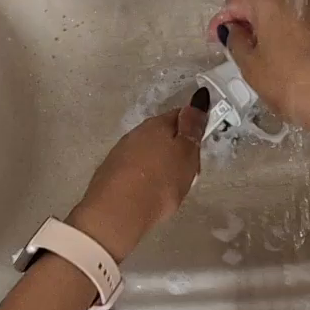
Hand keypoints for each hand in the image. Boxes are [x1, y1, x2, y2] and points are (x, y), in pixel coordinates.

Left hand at [66, 97, 209, 260]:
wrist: (117, 212)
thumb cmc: (160, 182)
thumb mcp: (186, 155)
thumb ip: (193, 128)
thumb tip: (198, 97)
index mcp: (157, 124)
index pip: (181, 115)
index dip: (193, 129)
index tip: (199, 149)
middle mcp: (136, 132)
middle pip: (163, 134)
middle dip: (176, 149)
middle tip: (187, 173)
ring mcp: (121, 152)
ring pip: (148, 152)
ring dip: (160, 163)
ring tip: (168, 187)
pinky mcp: (110, 172)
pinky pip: (135, 168)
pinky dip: (145, 176)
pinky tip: (148, 192)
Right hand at [207, 0, 309, 140]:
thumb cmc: (293, 83)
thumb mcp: (253, 67)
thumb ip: (236, 43)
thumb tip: (233, 30)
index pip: (235, 2)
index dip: (221, 22)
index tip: (214, 42)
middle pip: (260, 4)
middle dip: (245, 24)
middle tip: (235, 51)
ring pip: (282, 15)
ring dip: (267, 32)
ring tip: (260, 60)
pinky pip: (300, 26)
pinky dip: (287, 38)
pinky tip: (285, 62)